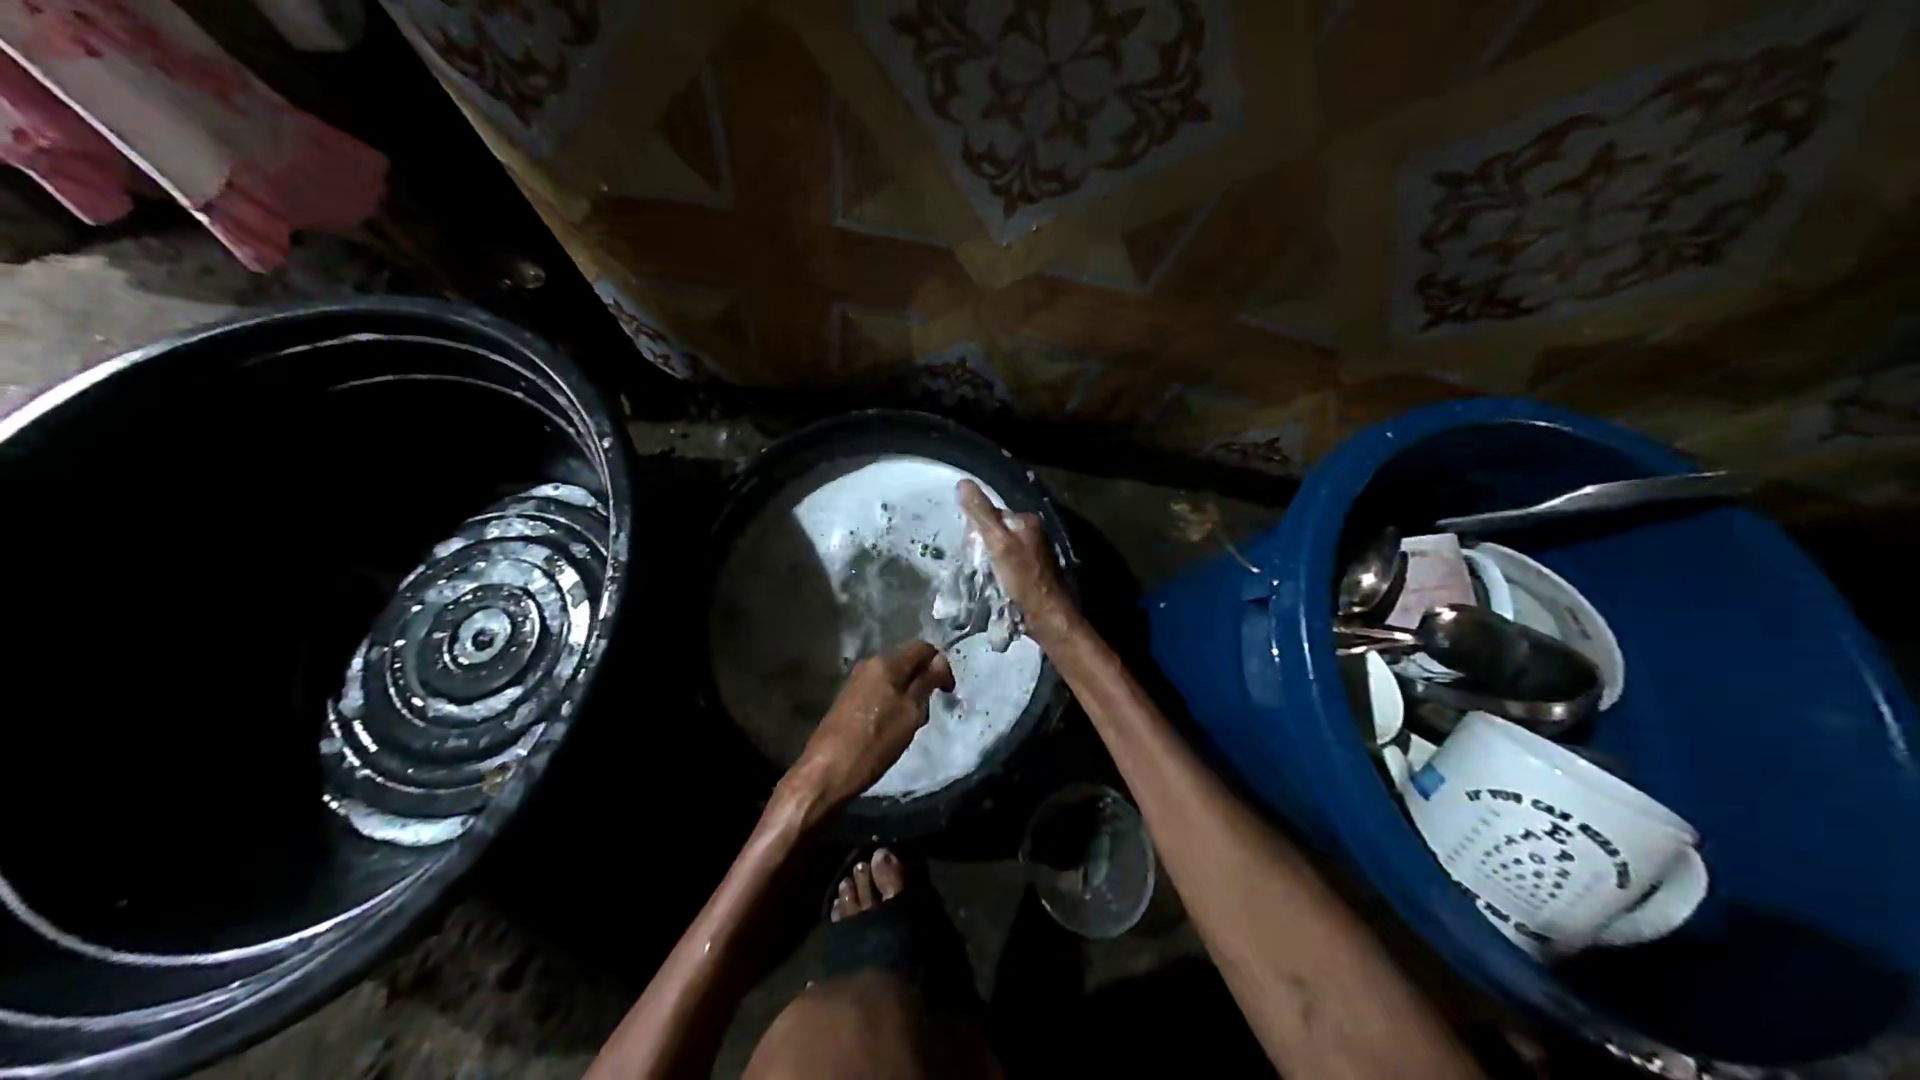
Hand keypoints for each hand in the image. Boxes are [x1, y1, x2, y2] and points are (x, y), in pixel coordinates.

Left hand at [782, 640, 953, 815]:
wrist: (826, 771)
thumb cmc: (875, 742)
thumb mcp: (910, 713)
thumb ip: (926, 682)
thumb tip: (939, 660)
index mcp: (886, 662)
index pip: (922, 647)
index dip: (941, 665)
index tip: (947, 692)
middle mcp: (869, 664)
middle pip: (907, 661)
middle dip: (924, 680)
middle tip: (928, 711)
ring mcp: (856, 681)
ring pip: (894, 677)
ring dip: (908, 693)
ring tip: (910, 723)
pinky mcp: (848, 698)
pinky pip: (879, 690)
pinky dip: (892, 701)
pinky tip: (891, 726)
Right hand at [957, 480, 1079, 642]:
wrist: (1048, 616)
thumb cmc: (1023, 578)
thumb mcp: (997, 542)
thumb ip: (981, 513)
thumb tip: (963, 483)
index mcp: (1027, 521)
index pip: (990, 515)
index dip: (975, 531)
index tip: (971, 550)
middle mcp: (1033, 534)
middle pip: (995, 533)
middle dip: (982, 549)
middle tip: (978, 568)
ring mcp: (1036, 555)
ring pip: (999, 551)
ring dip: (988, 564)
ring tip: (984, 580)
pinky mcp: (1034, 574)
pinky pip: (1007, 567)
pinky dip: (998, 575)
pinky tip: (995, 587)